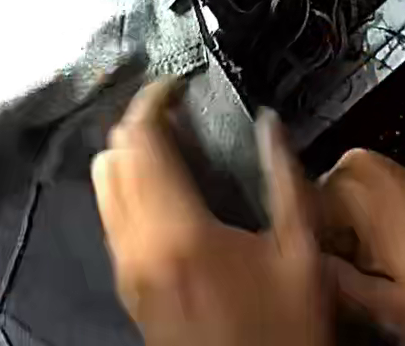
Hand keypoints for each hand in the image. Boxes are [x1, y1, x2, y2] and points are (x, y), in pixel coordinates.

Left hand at [92, 80, 329, 345]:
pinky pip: (109, 211)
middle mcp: (138, 242)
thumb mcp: (301, 256)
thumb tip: (270, 121)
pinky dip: (125, 180)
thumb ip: (286, 178)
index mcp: (178, 229)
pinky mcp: (124, 282)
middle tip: (176, 110)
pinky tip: (162, 184)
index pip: (141, 137)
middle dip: (141, 119)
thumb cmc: (278, 334)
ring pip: (103, 179)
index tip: (175, 84)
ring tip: (168, 142)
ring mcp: (125, 264)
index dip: (153, 98)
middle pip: (115, 150)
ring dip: (129, 148)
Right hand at [317, 149, 404, 345]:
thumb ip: (335, 284)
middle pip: (317, 215)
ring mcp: (376, 171)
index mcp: (349, 183)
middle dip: (330, 255)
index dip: (307, 259)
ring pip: (337, 217)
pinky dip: (364, 244)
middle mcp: (355, 165)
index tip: (324, 291)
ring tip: (373, 290)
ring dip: (347, 252)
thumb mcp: (392, 309)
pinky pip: (359, 212)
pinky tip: (384, 275)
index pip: (298, 217)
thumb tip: (300, 269)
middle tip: (354, 298)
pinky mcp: (394, 184)